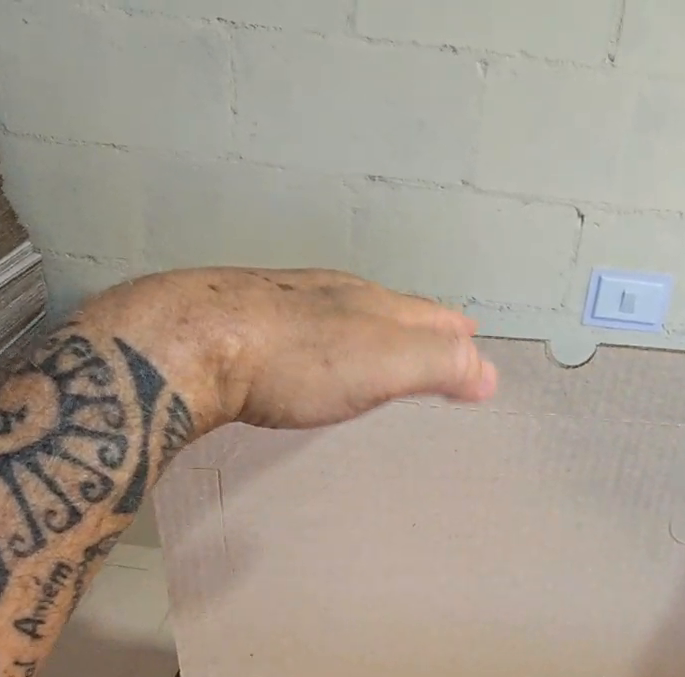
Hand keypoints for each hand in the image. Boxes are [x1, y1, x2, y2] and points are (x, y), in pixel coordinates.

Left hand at [85, 268, 495, 430]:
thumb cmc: (296, 358)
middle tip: (436, 340)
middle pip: (387, 307)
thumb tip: (490, 373)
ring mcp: (283, 305)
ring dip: (368, 329)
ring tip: (380, 347)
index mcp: (371, 303)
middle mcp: (330, 295)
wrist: (194, 343)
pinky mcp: (241, 325)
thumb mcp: (384, 363)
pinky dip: (321, 341)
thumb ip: (439, 364)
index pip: (428, 316)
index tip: (472, 336)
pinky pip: (299, 330)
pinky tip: (308, 355)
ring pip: (341, 313)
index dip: (454, 331)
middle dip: (416, 325)